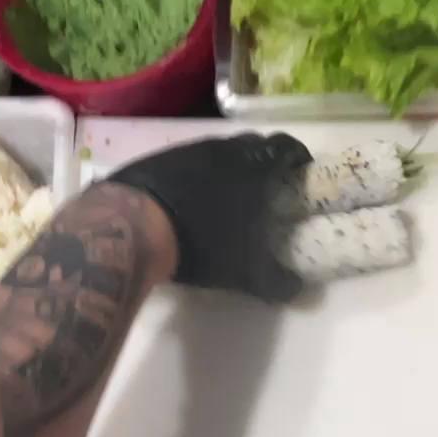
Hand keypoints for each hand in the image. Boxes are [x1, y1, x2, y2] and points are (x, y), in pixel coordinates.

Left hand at [107, 133, 312, 302]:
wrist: (136, 226)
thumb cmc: (205, 244)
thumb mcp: (248, 272)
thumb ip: (279, 282)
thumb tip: (300, 291)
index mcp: (257, 169)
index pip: (287, 148)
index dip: (298, 156)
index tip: (301, 170)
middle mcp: (227, 150)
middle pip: (255, 145)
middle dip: (266, 160)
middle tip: (269, 185)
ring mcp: (191, 149)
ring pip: (221, 150)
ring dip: (231, 166)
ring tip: (230, 193)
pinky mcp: (160, 157)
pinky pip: (190, 159)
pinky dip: (200, 173)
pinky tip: (193, 197)